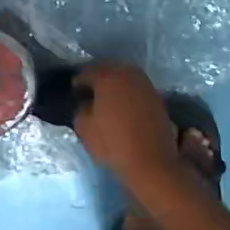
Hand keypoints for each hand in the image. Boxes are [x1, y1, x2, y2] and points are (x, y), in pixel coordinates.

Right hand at [73, 62, 187, 187]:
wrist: (151, 161)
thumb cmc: (113, 143)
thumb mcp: (85, 128)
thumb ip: (81, 110)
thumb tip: (86, 104)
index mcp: (108, 79)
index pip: (88, 72)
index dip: (79, 80)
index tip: (73, 88)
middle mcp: (128, 76)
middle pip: (109, 68)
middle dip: (98, 74)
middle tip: (88, 86)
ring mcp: (145, 86)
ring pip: (126, 75)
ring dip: (115, 80)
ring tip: (105, 93)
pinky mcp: (156, 98)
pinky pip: (136, 86)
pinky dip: (127, 90)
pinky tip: (122, 102)